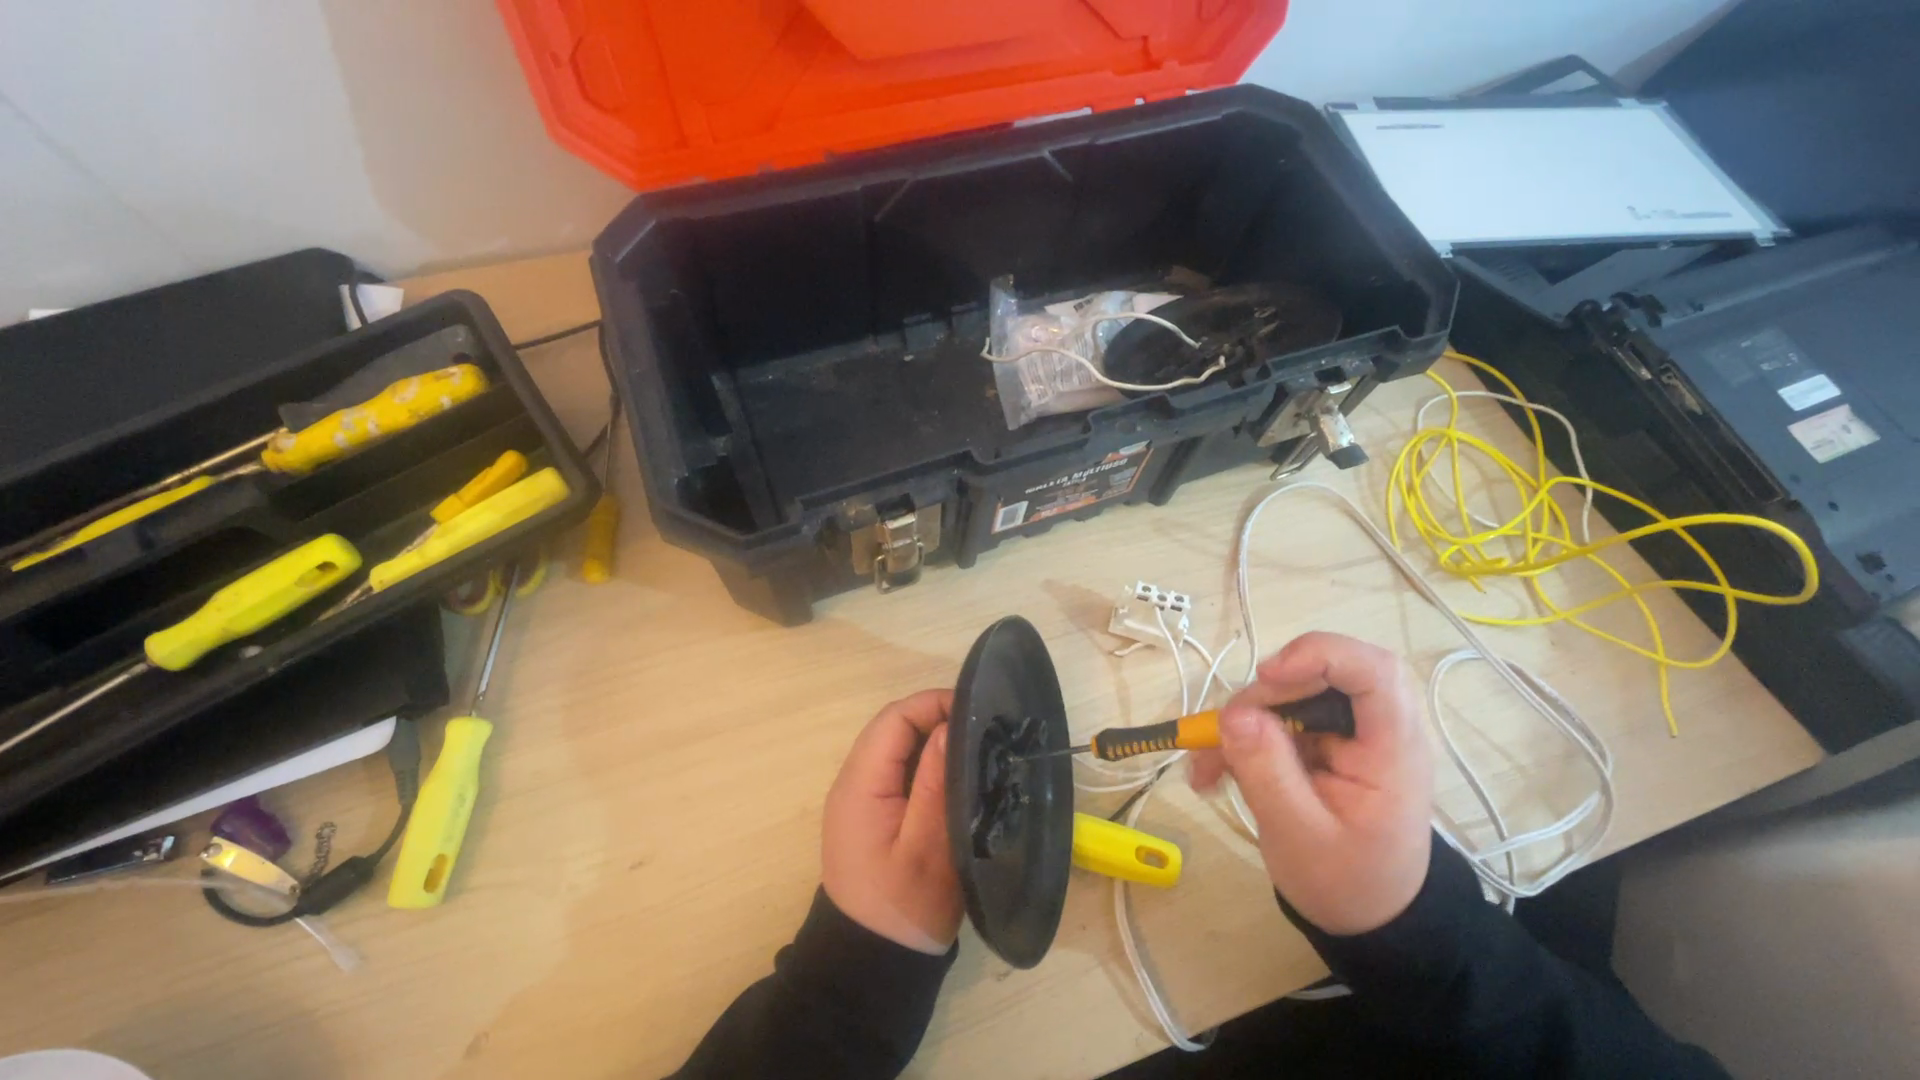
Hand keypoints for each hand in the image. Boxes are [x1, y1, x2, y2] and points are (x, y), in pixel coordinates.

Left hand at [822, 689, 962, 954]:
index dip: (933, 704)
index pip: (894, 719)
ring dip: (934, 743)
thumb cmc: (903, 907)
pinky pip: (898, 774)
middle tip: (984, 731)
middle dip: (938, 720)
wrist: (872, 963)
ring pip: (898, 750)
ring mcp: (860, 801)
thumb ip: (934, 782)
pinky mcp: (872, 817)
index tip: (977, 711)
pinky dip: (927, 767)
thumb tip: (948, 725)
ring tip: (978, 750)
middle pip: (894, 729)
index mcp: (860, 785)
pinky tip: (957, 778)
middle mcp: (853, 783)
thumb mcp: (927, 846)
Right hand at [1190, 632, 1431, 934]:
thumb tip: (1234, 715)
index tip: (1269, 678)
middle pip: (1318, 676)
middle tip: (1222, 737)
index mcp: (1392, 748)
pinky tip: (1210, 772)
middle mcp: (1372, 727)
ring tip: (1205, 768)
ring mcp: (1342, 733)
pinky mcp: (1317, 741)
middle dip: (1262, 699)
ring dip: (1239, 723)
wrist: (1365, 917)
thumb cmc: (1347, 883)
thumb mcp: (1300, 836)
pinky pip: (1272, 720)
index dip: (1320, 657)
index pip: (1373, 671)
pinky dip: (1237, 739)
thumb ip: (1268, 773)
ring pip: (1286, 695)